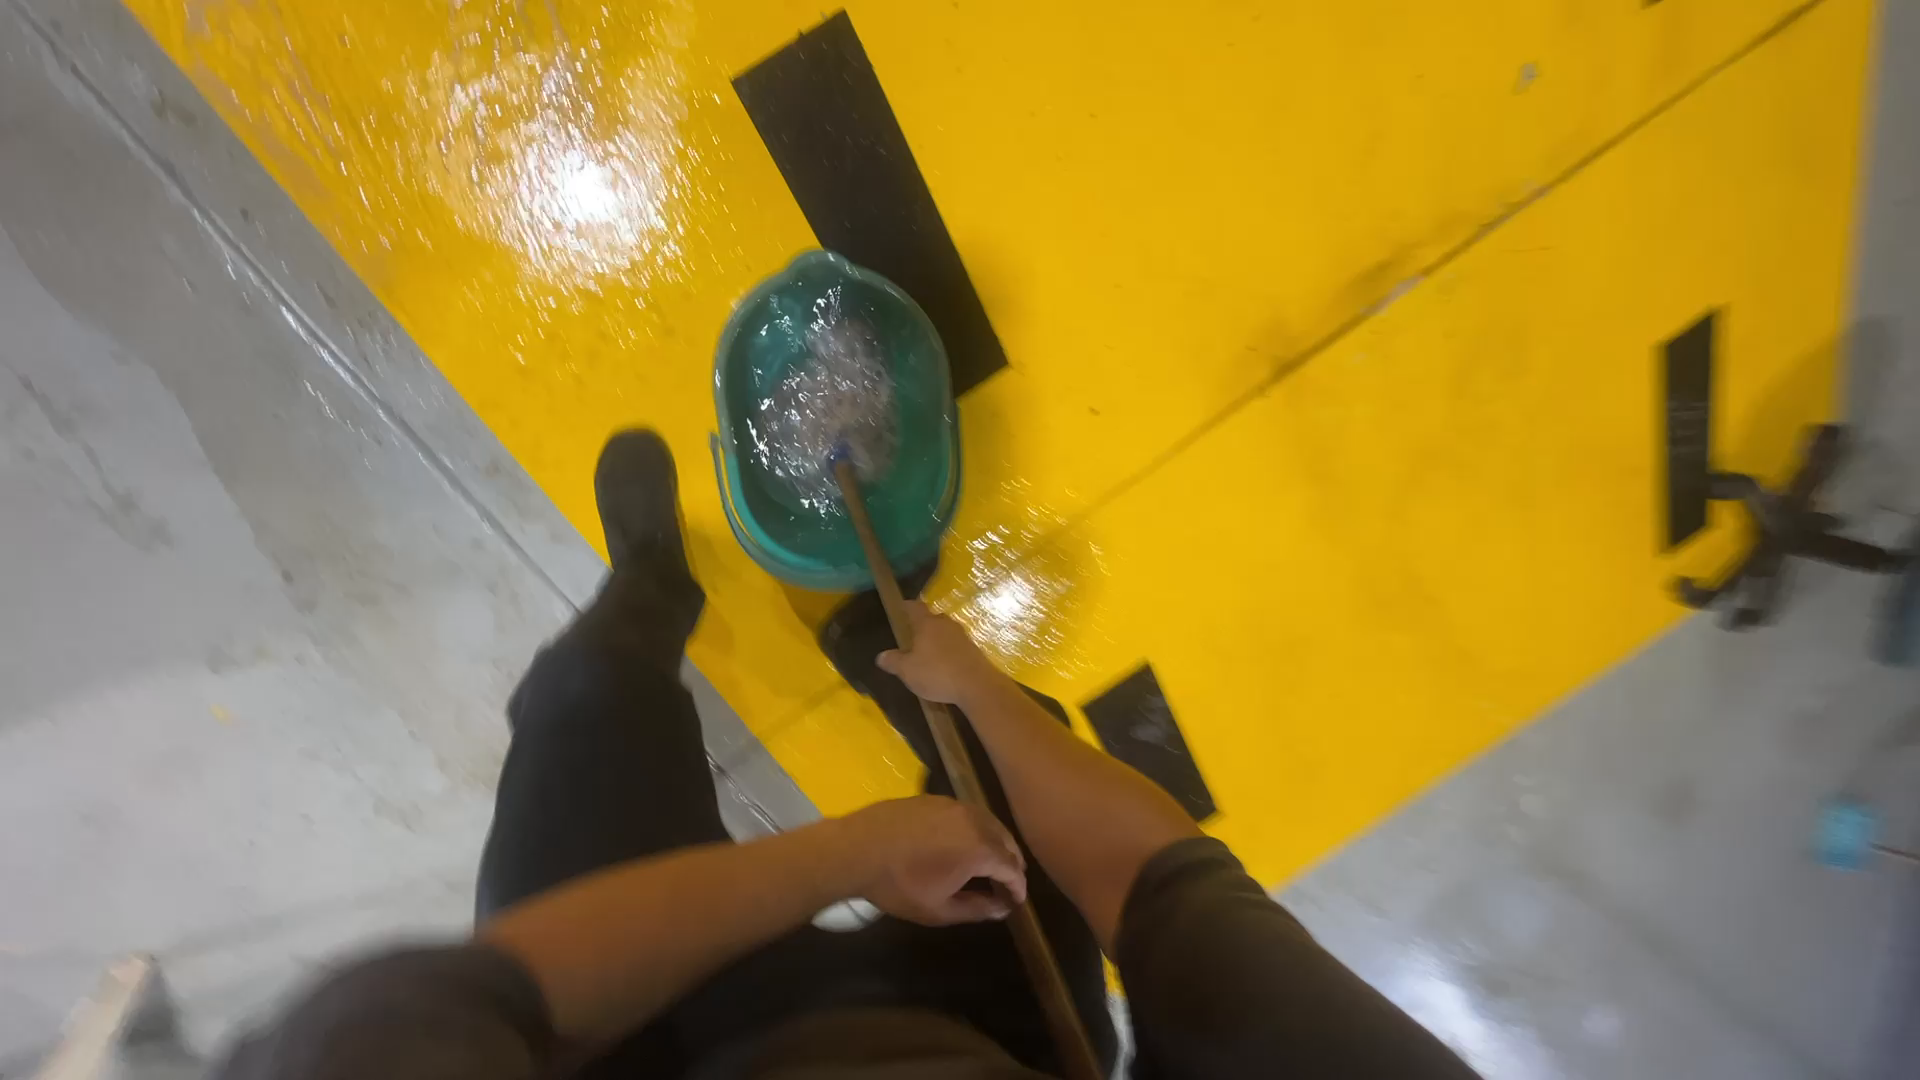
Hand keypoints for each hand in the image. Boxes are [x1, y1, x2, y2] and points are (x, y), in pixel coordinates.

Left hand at [836, 795, 1026, 925]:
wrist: (859, 848)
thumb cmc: (900, 885)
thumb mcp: (939, 909)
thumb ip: (977, 908)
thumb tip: (1002, 908)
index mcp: (980, 849)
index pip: (1012, 868)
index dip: (1018, 886)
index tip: (1017, 901)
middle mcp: (974, 820)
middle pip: (1005, 840)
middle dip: (1011, 863)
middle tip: (1008, 883)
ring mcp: (955, 804)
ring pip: (989, 822)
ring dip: (996, 843)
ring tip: (990, 864)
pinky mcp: (937, 798)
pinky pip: (968, 813)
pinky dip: (976, 829)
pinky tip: (965, 842)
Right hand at [875, 602, 1005, 705]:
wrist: (976, 685)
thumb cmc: (937, 673)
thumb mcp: (907, 671)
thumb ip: (893, 661)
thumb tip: (881, 656)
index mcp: (927, 624)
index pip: (914, 607)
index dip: (906, 606)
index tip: (900, 608)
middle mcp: (946, 624)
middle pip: (932, 618)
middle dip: (922, 626)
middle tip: (912, 638)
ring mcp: (962, 636)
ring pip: (945, 632)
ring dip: (937, 639)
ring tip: (928, 654)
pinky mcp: (974, 649)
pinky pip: (956, 645)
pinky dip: (948, 651)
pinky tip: (944, 666)